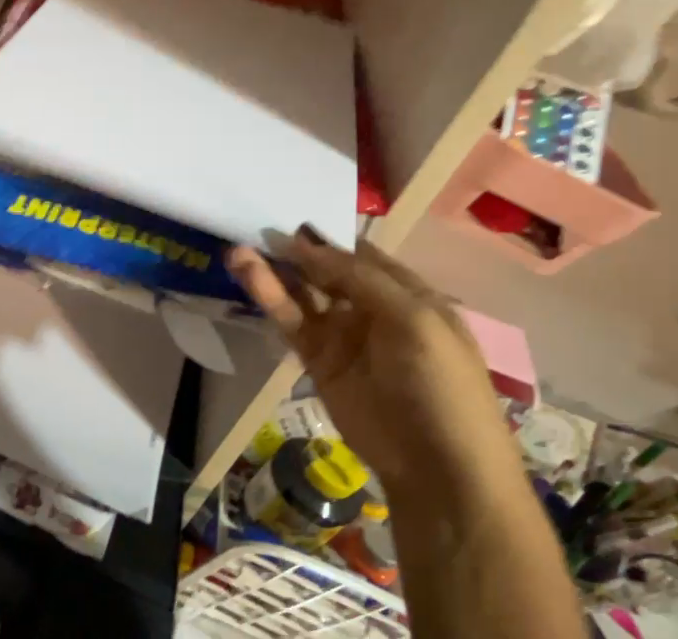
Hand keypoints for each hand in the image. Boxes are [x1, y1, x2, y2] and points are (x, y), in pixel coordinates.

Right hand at [227, 229, 519, 494]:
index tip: (289, 213)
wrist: (437, 465)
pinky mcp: (317, 360)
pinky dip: (267, 295)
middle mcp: (372, 309)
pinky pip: (289, 320)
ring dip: (273, 269)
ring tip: (238, 247)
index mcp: (408, 295)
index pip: (361, 255)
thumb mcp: (412, 318)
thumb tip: (304, 244)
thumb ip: (357, 277)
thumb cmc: (439, 383)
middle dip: (294, 250)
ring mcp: (342, 335)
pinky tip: (245, 272)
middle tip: (254, 225)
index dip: (329, 237)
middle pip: (326, 270)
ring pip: (302, 293)